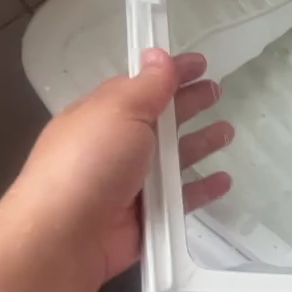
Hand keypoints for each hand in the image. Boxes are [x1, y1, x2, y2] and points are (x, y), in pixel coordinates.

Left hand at [0, 49, 233, 283]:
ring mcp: (132, 183)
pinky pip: (182, 198)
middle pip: (160, 119)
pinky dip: (203, 188)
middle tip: (216, 93)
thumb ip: (147, 85)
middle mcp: (117, 146)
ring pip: (174, 158)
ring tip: (226, 133)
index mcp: (103, 115)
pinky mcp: (148, 216)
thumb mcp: (119, 111)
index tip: (200, 63)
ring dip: (200, 143)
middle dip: (188, 104)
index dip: (170, 72)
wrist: (65, 237)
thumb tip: (158, 54)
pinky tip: (223, 181)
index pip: (142, 86)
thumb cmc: (90, 164)